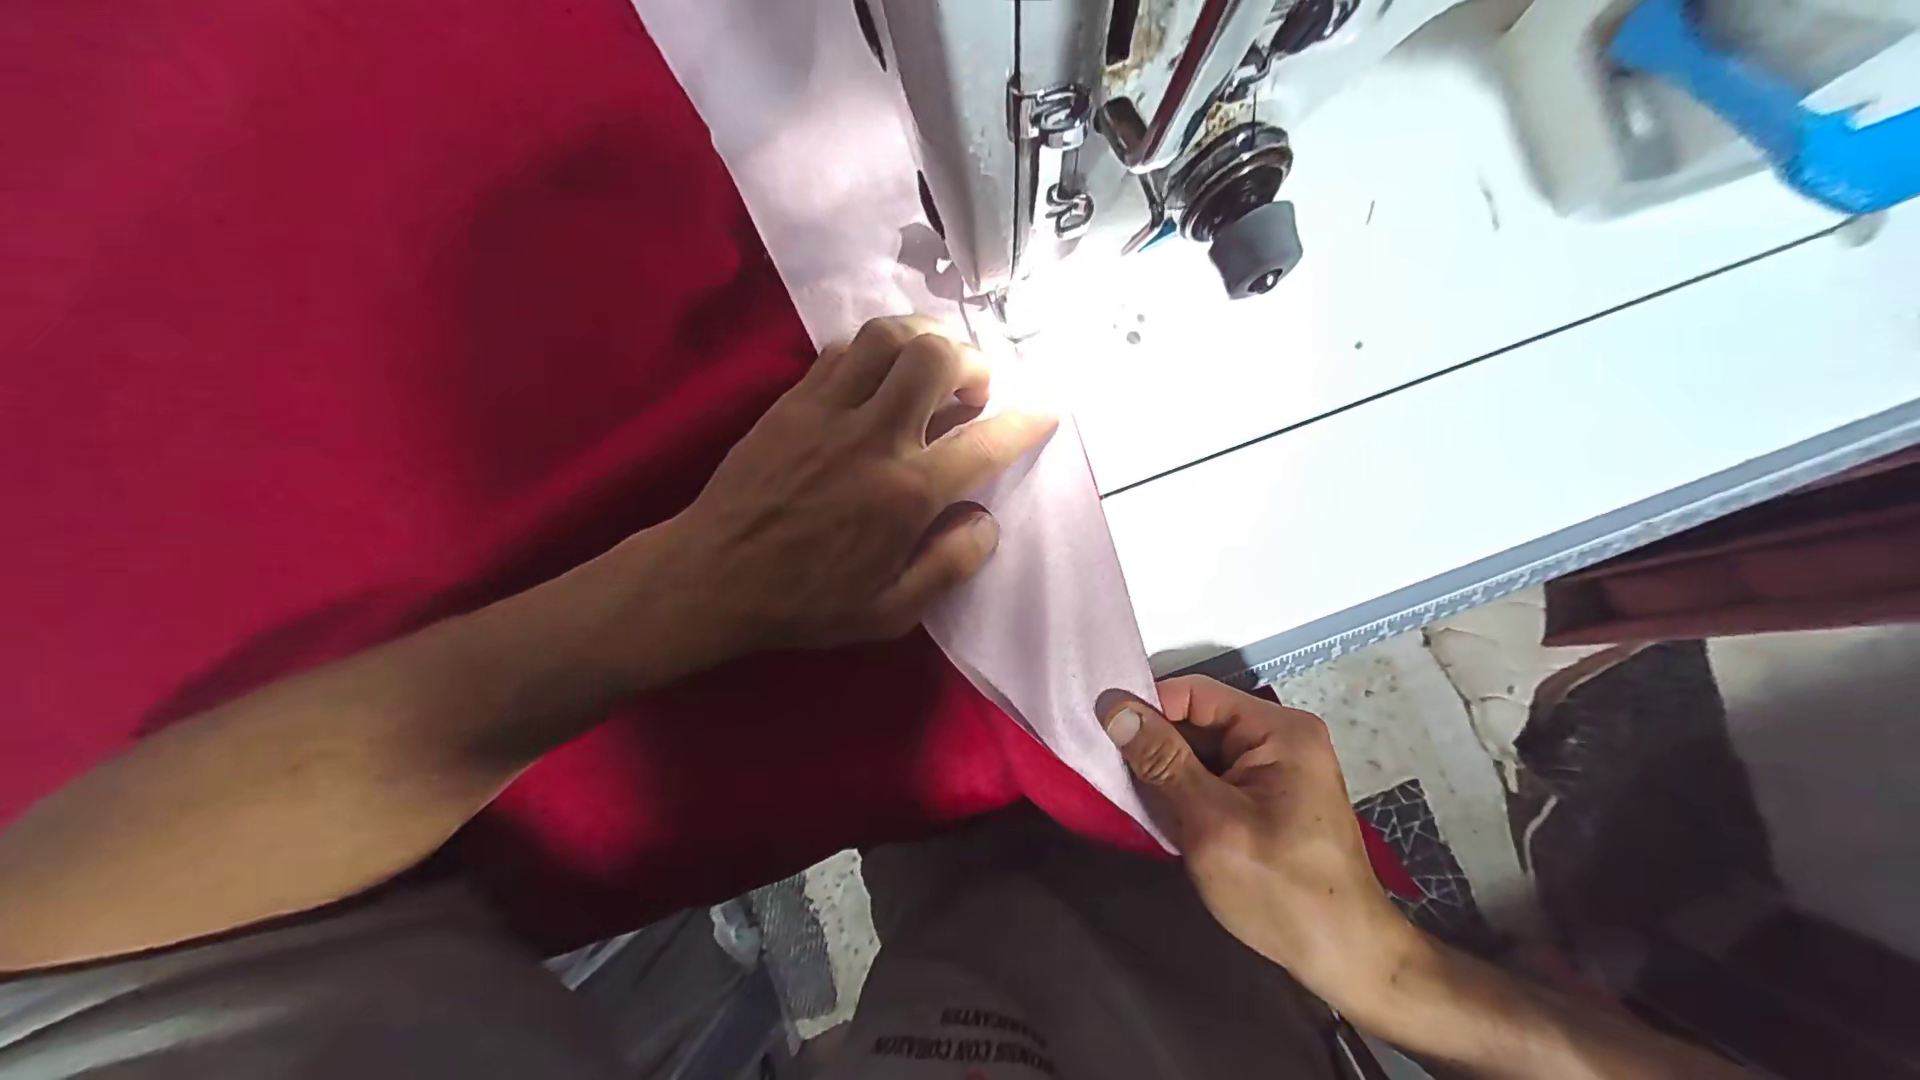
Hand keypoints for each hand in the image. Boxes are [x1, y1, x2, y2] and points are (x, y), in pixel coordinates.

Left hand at [670, 315, 1055, 651]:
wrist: (713, 577)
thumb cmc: (805, 602)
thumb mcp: (890, 612)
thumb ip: (950, 565)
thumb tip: (984, 519)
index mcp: (906, 493)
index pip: (985, 442)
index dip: (1026, 421)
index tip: (1045, 409)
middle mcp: (873, 437)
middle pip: (937, 358)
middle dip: (973, 362)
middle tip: (974, 390)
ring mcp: (828, 410)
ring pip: (888, 337)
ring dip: (925, 339)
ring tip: (934, 366)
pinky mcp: (792, 400)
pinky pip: (842, 350)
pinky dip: (875, 351)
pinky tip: (879, 376)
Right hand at [1099, 676, 1422, 1010]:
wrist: (1348, 963)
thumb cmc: (1282, 892)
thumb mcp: (1212, 823)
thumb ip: (1161, 761)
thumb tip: (1113, 706)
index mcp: (1278, 730)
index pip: (1193, 694)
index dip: (1146, 708)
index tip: (1101, 730)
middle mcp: (1278, 736)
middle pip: (1195, 719)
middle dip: (1152, 742)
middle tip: (1106, 765)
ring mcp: (1274, 766)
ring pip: (1198, 748)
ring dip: (1163, 768)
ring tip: (1125, 788)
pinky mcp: (1265, 793)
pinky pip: (1210, 773)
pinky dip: (1181, 787)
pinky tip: (1158, 808)